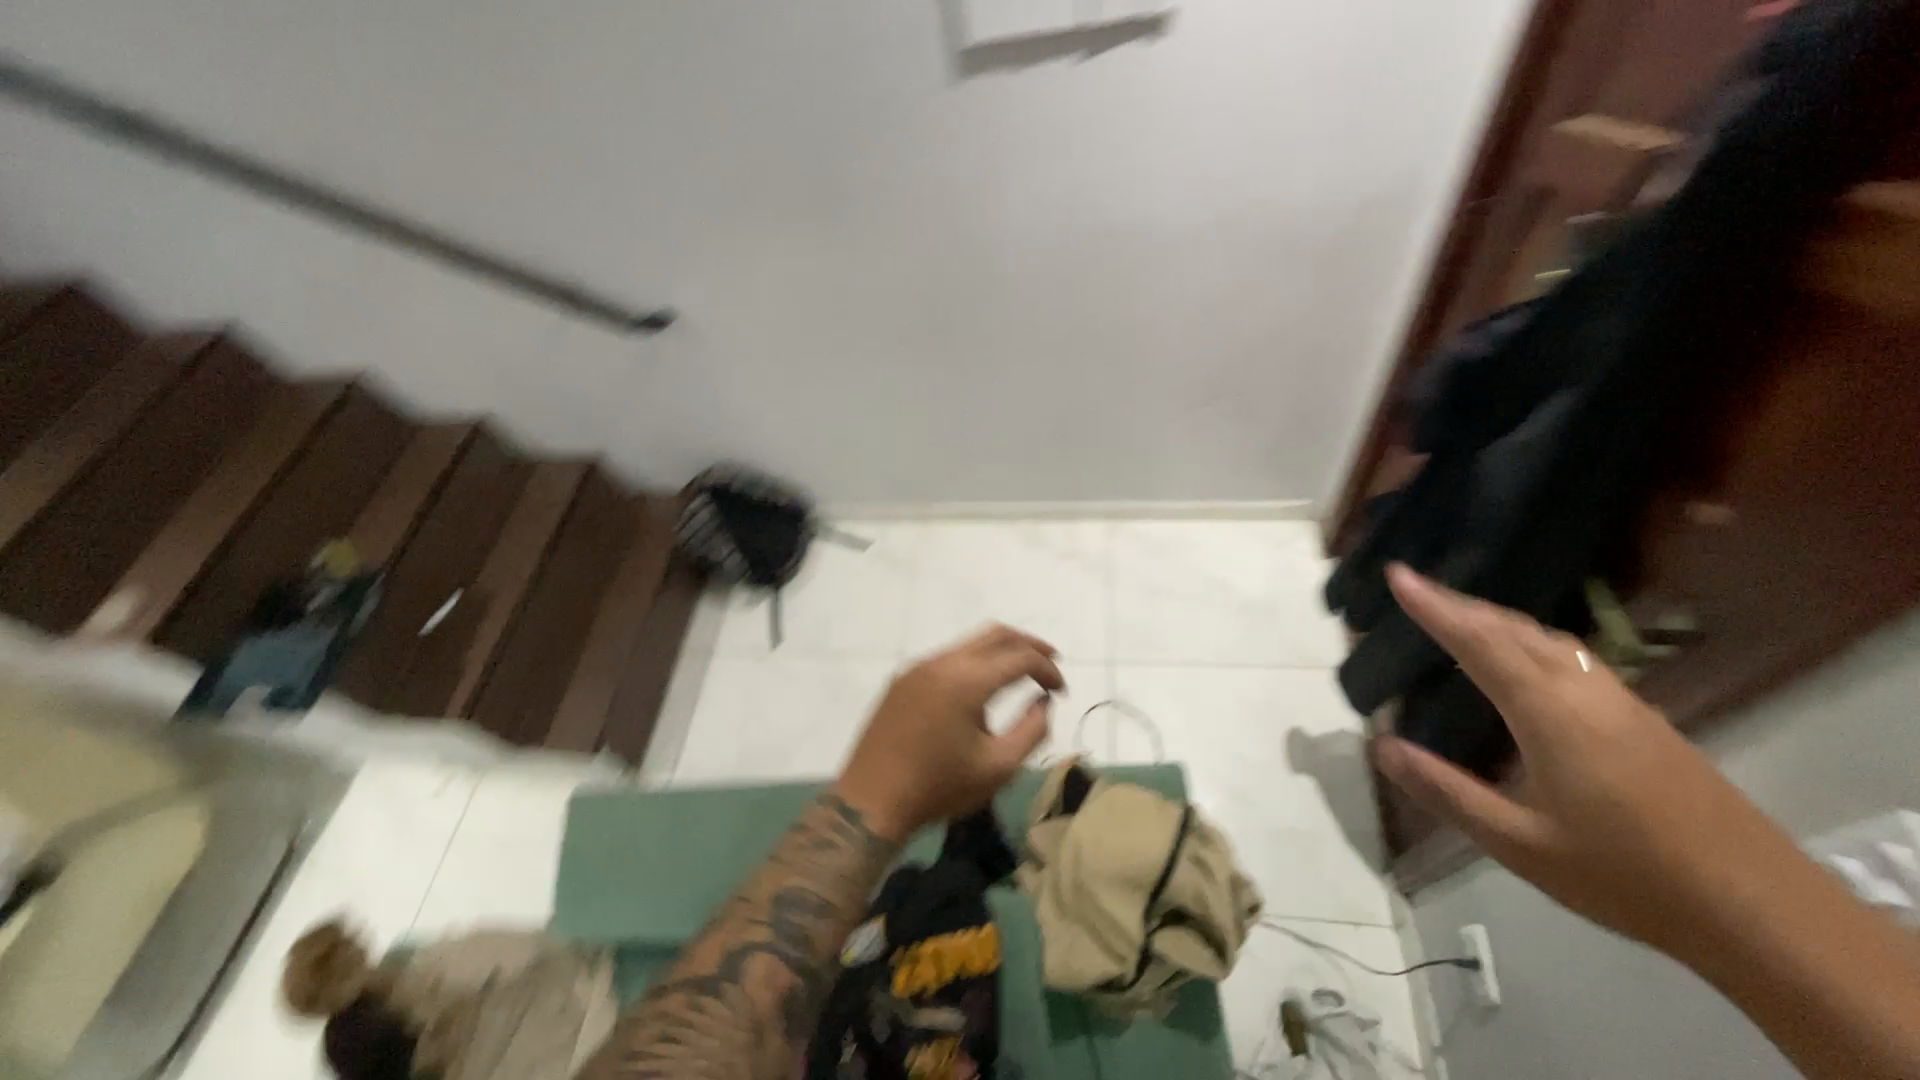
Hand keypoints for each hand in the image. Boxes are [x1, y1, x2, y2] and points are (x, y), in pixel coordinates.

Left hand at [834, 625, 1063, 840]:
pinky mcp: (901, 681)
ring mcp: (916, 668)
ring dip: (998, 654)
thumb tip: (1042, 702)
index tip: (1060, 691)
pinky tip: (980, 690)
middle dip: (1028, 645)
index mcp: (965, 680)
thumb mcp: (998, 767)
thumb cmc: (938, 788)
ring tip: (1019, 676)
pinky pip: (946, 659)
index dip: (1047, 669)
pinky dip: (973, 664)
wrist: (871, 802)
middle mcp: (940, 662)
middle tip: (1050, 663)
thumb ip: (1032, 730)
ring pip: (968, 645)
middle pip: (994, 635)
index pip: (1019, 657)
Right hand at [1373, 564, 1802, 952]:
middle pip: (1514, 630)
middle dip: (1461, 604)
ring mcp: (1621, 702)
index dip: (1433, 607)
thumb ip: (1447, 789)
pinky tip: (1526, 660)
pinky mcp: (1643, 720)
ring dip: (1498, 620)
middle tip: (1416, 586)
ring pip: (1549, 640)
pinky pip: (1572, 658)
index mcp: (1549, 712)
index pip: (1478, 643)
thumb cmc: (1623, 874)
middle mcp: (1584, 691)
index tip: (1398, 574)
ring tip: (1459, 614)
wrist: (1754, 905)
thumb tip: (1382, 745)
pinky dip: (1530, 641)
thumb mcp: (1518, 842)